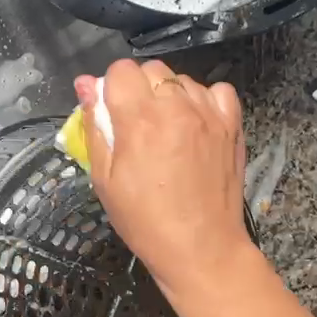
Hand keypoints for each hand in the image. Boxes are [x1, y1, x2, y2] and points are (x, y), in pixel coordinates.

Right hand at [77, 59, 255, 292]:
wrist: (201, 247)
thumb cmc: (144, 220)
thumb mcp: (104, 178)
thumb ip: (94, 127)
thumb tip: (84, 85)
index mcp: (139, 119)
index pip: (120, 70)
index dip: (110, 87)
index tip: (111, 112)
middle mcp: (176, 107)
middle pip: (151, 70)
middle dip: (138, 88)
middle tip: (136, 124)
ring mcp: (208, 114)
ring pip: (182, 79)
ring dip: (169, 94)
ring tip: (166, 127)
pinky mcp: (232, 125)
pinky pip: (217, 91)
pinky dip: (203, 99)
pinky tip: (195, 123)